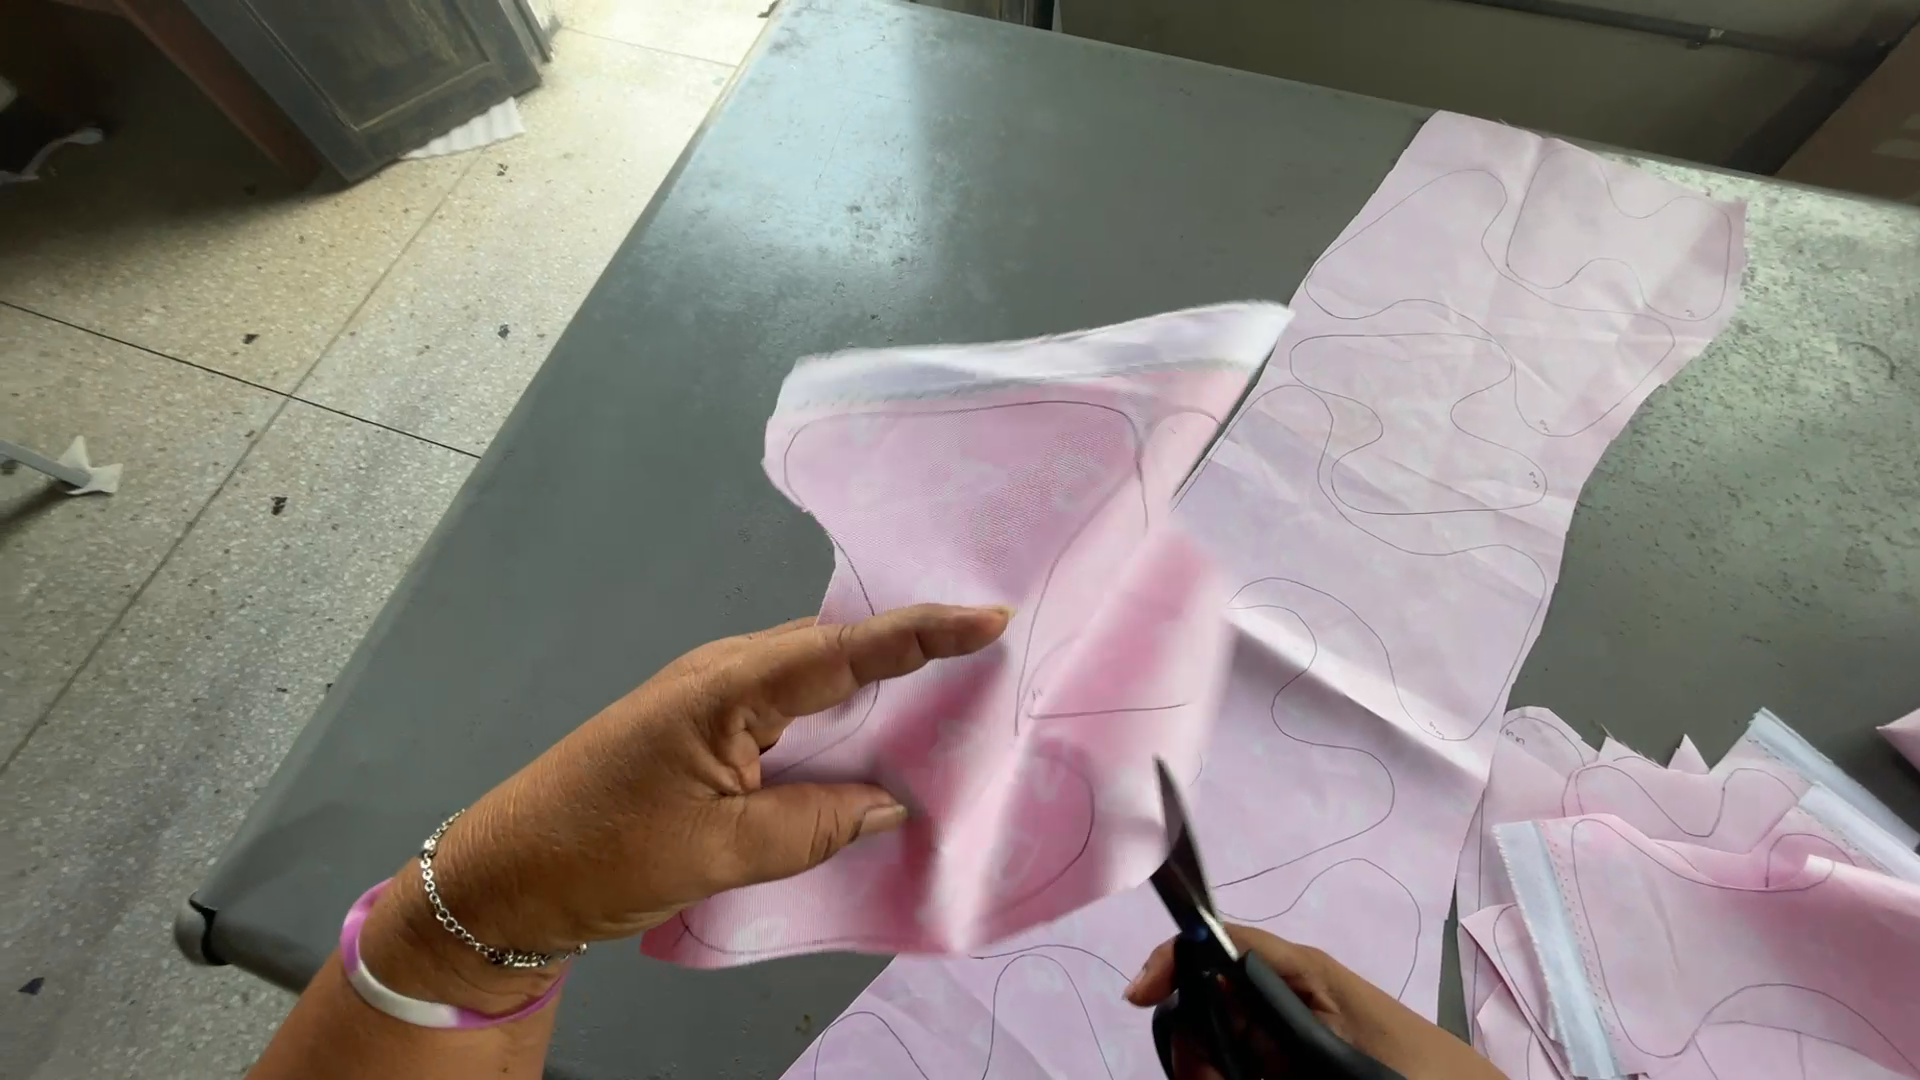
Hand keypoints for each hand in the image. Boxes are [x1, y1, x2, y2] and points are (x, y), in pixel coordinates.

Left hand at [357, 603, 1010, 1012]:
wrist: (501, 875)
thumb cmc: (603, 854)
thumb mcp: (718, 852)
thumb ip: (815, 824)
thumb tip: (892, 804)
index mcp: (730, 686)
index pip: (846, 650)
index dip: (923, 633)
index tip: (989, 618)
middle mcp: (728, 670)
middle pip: (836, 646)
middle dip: (910, 644)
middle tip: (983, 650)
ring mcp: (715, 691)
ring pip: (814, 671)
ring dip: (874, 677)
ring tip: (943, 685)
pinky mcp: (709, 718)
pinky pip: (792, 699)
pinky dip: (837, 708)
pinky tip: (864, 731)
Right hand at [1125, 924, 1501, 1079]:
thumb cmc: (1424, 1078)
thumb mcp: (1340, 1055)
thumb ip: (1271, 1023)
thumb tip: (1197, 1027)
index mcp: (1298, 971)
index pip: (1216, 941)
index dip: (1171, 959)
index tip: (1139, 997)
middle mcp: (1284, 994)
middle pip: (1203, 998)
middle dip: (1190, 1041)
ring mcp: (1287, 1036)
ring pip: (1217, 1040)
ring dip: (1208, 1069)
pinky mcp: (1288, 1065)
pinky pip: (1241, 1064)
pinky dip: (1227, 1076)